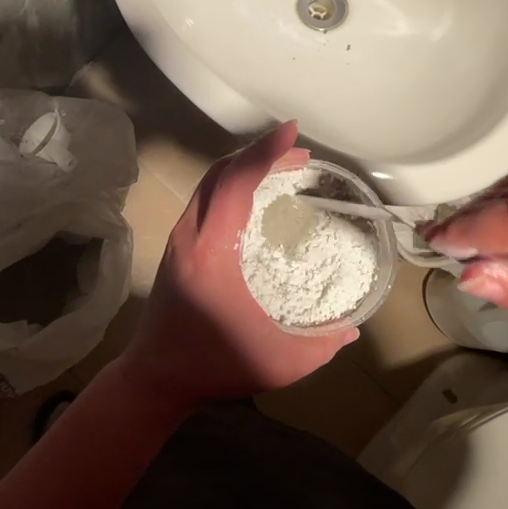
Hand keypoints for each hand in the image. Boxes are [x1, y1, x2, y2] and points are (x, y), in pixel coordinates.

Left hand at [114, 122, 355, 407]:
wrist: (155, 376)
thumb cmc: (213, 366)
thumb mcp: (277, 361)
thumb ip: (321, 345)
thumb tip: (352, 328)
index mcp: (212, 250)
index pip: (236, 183)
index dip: (265, 152)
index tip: (292, 132)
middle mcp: (191, 233)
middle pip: (221, 172)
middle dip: (259, 153)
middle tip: (298, 153)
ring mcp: (180, 236)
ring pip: (210, 182)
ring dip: (244, 166)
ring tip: (281, 168)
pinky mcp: (178, 245)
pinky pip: (206, 197)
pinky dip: (231, 183)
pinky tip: (254, 196)